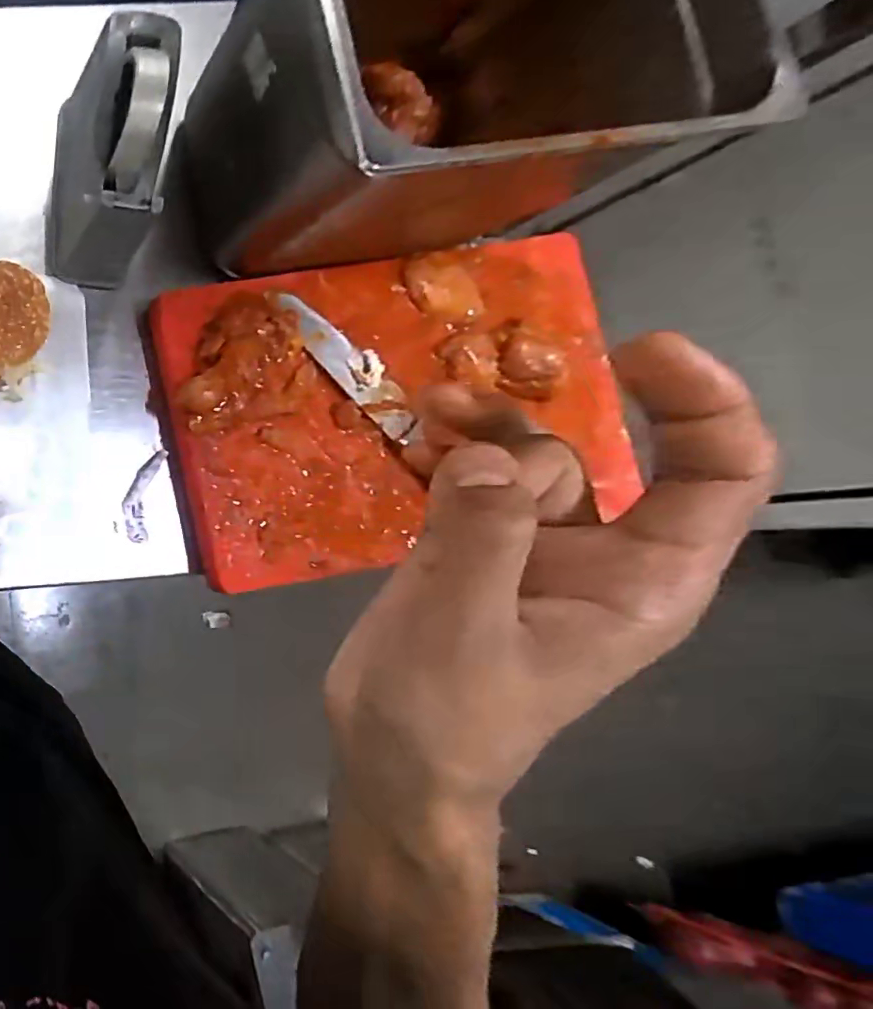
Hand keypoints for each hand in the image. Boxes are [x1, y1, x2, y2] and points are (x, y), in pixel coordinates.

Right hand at [324, 333, 776, 830]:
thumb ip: (481, 536)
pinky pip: (462, 494)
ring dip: (472, 434)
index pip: (715, 478)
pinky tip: (406, 447)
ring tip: (419, 409)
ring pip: (514, 471)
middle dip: (520, 426)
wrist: (394, 758)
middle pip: (584, 461)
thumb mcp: (464, 627)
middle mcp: (593, 560)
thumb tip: (484, 451)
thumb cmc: (446, 712)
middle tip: (441, 408)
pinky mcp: (465, 560)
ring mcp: (522, 558)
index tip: (637, 351)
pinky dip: (438, 463)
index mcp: (637, 582)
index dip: (698, 406)